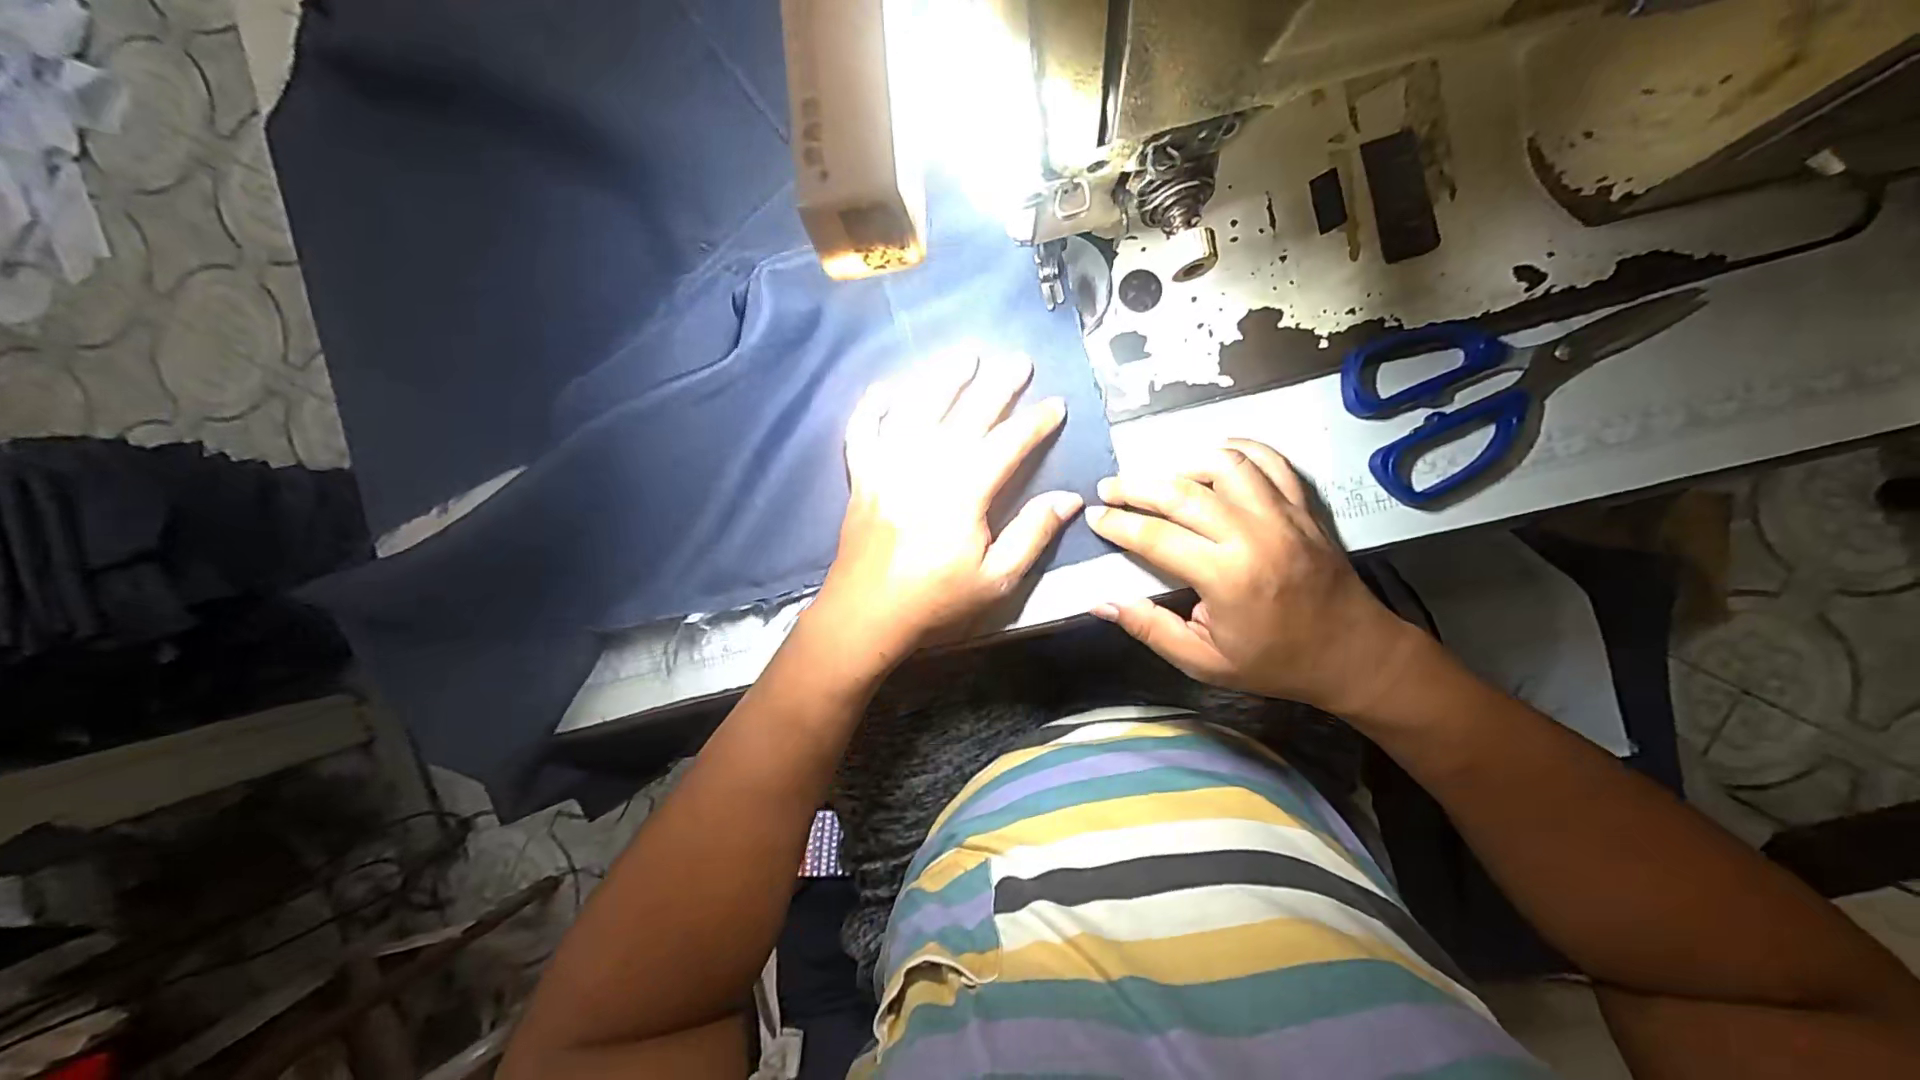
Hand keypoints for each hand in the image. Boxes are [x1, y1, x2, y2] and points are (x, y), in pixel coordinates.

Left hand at [810, 352, 1083, 663]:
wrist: (866, 615)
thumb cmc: (936, 601)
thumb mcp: (996, 579)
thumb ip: (1032, 534)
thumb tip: (1069, 499)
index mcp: (963, 492)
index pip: (1007, 444)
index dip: (1035, 422)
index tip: (1056, 405)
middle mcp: (926, 466)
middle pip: (967, 414)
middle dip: (997, 386)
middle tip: (1019, 361)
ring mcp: (889, 467)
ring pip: (917, 409)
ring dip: (943, 379)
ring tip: (965, 355)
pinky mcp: (863, 476)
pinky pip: (863, 432)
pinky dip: (872, 408)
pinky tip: (884, 389)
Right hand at [1085, 438, 1419, 715]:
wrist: (1353, 653)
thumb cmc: (1274, 662)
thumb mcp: (1204, 662)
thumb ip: (1151, 629)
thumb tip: (1102, 603)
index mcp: (1226, 576)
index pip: (1155, 536)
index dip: (1118, 524)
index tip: (1094, 517)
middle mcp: (1252, 534)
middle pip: (1182, 492)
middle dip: (1136, 486)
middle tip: (1109, 487)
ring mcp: (1282, 514)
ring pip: (1225, 465)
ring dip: (1184, 465)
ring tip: (1161, 478)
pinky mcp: (1302, 506)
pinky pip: (1270, 461)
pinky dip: (1239, 450)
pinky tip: (1215, 457)